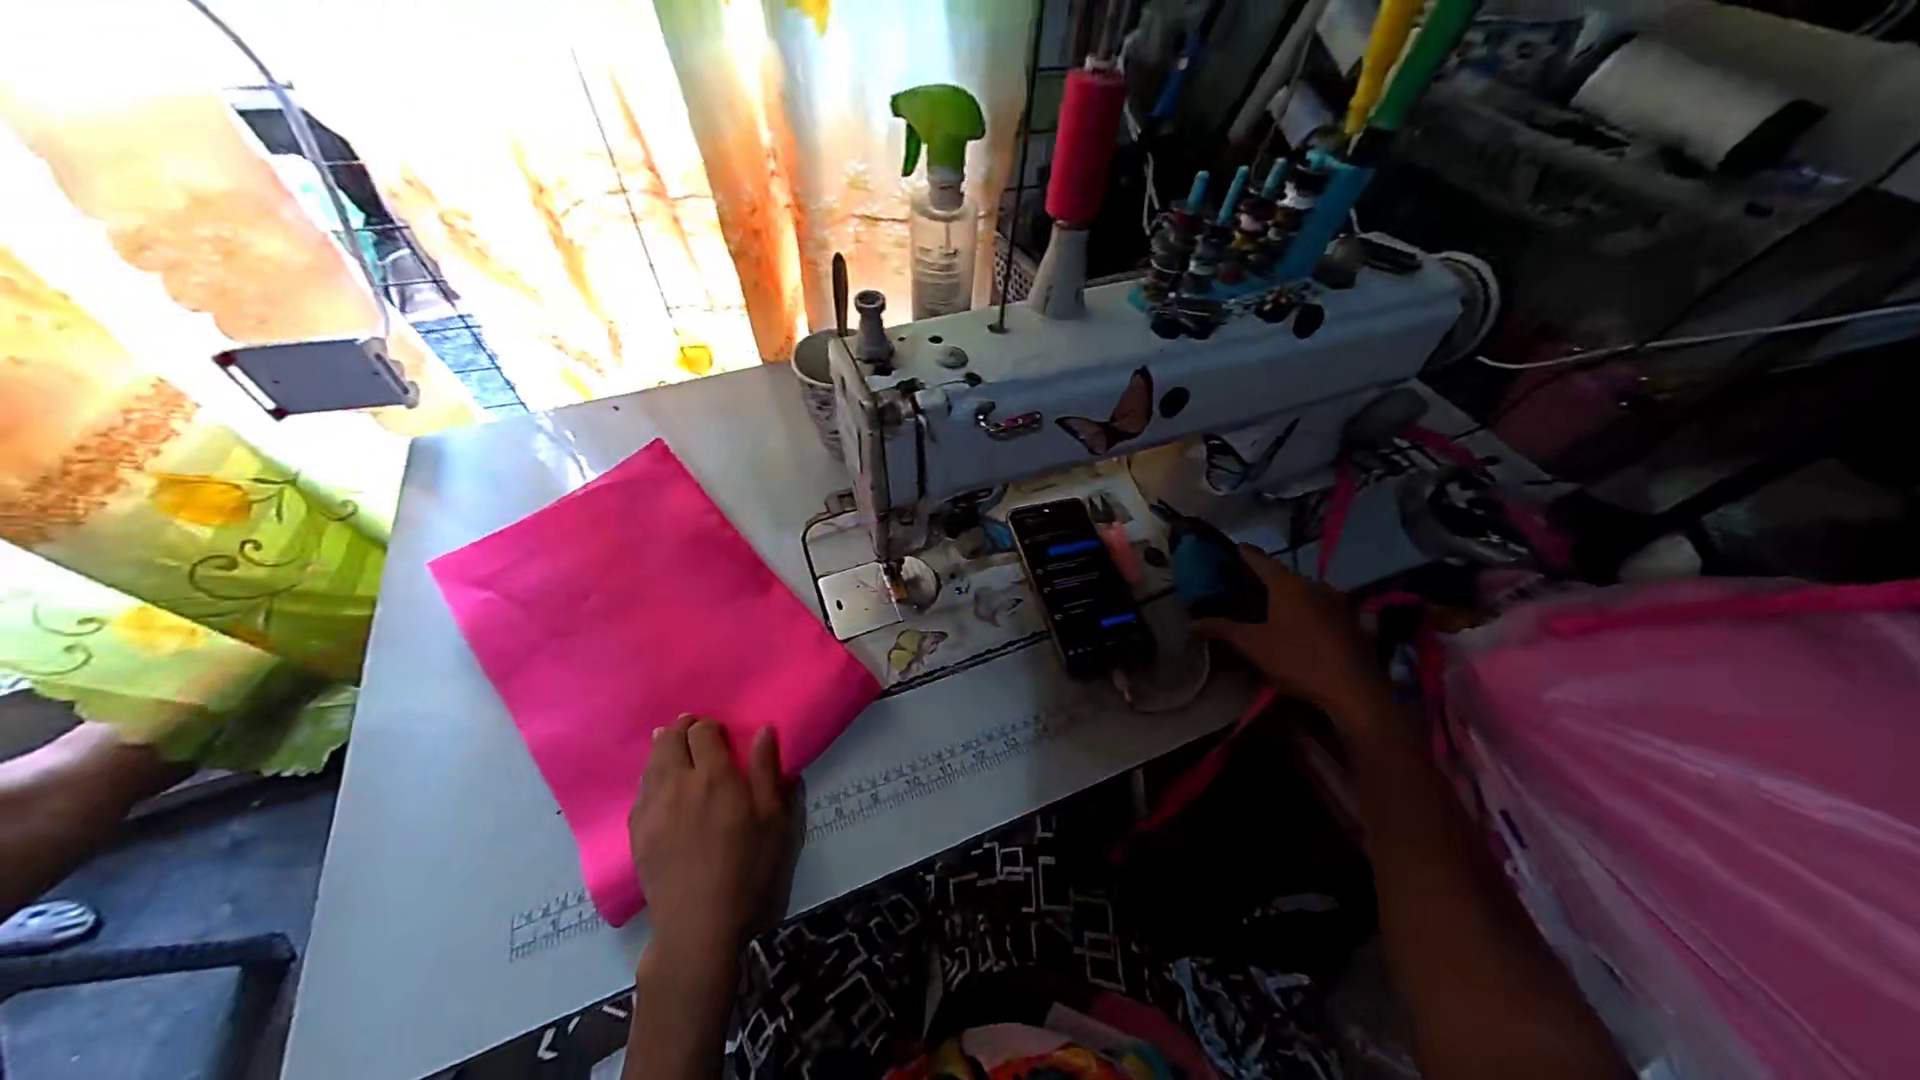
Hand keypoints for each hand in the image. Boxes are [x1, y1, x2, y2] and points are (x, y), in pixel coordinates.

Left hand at [630, 716, 791, 957]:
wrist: (700, 921)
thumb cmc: (748, 867)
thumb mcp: (772, 818)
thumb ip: (766, 770)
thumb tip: (763, 730)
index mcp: (715, 777)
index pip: (702, 732)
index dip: (708, 726)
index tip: (717, 731)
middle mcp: (678, 784)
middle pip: (670, 741)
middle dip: (681, 728)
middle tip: (692, 729)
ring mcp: (652, 807)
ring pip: (651, 763)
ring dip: (662, 748)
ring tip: (670, 744)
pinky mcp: (637, 831)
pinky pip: (640, 790)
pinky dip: (650, 776)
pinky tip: (657, 782)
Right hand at [1193, 545, 1390, 725]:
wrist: (1354, 689)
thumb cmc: (1297, 660)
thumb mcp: (1253, 645)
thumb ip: (1223, 630)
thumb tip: (1192, 622)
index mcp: (1288, 584)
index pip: (1260, 560)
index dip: (1245, 554)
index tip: (1234, 549)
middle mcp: (1315, 584)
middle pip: (1285, 575)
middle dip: (1266, 579)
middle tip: (1247, 586)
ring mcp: (1338, 601)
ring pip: (1307, 591)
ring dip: (1290, 596)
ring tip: (1273, 607)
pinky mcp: (1353, 620)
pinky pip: (1324, 606)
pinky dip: (1309, 610)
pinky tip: (1302, 625)